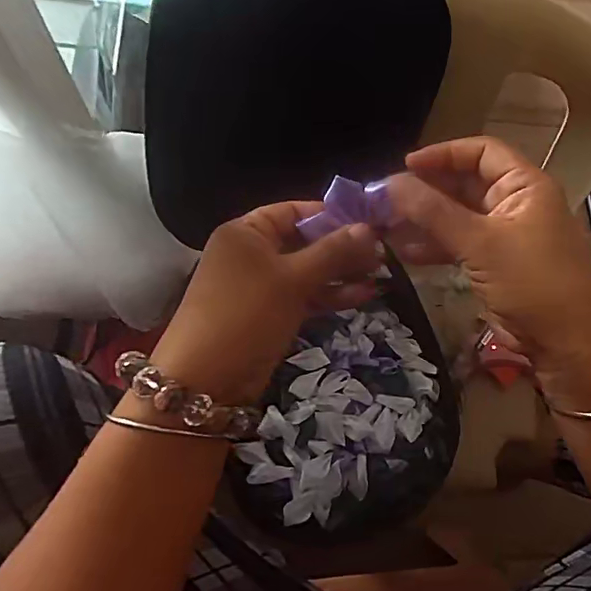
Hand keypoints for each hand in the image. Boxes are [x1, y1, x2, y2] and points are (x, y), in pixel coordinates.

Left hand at [151, 203, 380, 405]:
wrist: (206, 380)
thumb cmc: (247, 314)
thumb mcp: (292, 279)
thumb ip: (332, 252)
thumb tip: (369, 228)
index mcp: (247, 232)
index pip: (293, 210)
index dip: (330, 214)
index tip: (370, 221)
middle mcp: (251, 252)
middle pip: (303, 241)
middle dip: (342, 247)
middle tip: (383, 252)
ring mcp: (260, 285)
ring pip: (307, 271)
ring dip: (341, 273)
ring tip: (381, 275)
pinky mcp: (269, 313)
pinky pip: (303, 295)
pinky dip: (329, 295)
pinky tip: (363, 295)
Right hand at [384, 138, 590, 394]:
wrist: (566, 344)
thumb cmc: (531, 282)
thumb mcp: (480, 242)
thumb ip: (433, 211)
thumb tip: (389, 183)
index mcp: (525, 186)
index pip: (482, 151)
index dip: (443, 154)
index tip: (406, 165)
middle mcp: (516, 204)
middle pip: (465, 183)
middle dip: (426, 190)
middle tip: (387, 199)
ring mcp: (505, 235)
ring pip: (458, 216)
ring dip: (424, 220)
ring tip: (387, 225)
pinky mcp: (495, 264)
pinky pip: (459, 244)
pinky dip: (434, 246)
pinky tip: (403, 253)